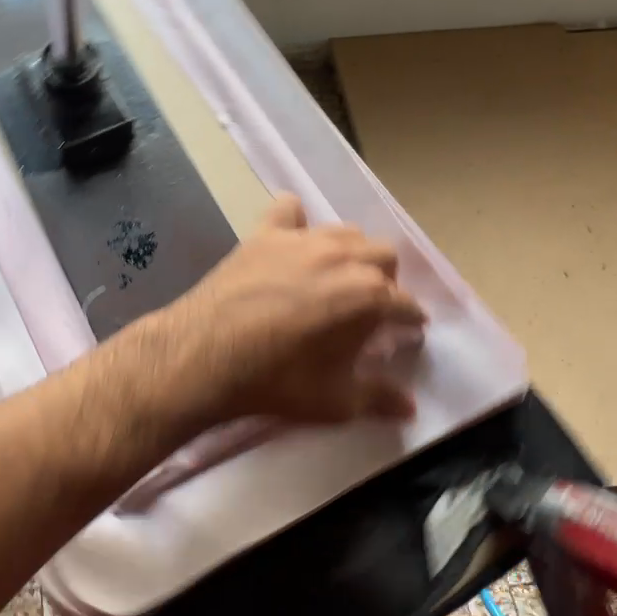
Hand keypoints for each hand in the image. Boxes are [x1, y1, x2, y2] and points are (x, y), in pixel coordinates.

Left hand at [124, 194, 425, 425]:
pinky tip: (291, 236)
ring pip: (344, 231)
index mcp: (370, 297)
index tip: (404, 331)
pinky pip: (288, 208)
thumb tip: (409, 407)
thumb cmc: (278, 382)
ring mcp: (302, 240)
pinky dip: (295, 218)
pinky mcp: (264, 233)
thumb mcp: (335, 402)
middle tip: (368, 306)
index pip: (407, 304)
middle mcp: (344, 258)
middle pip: (384, 255)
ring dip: (350, 250)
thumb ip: (377, 397)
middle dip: (386, 279)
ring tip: (336, 275)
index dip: (409, 321)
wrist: (207, 355)